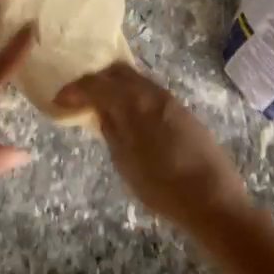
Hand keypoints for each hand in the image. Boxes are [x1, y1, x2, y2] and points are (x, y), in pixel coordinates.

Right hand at [55, 63, 252, 235]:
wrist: (215, 201)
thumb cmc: (164, 186)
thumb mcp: (126, 163)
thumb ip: (111, 131)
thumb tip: (103, 113)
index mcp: (133, 101)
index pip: (95, 84)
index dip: (74, 90)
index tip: (58, 100)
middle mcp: (151, 92)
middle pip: (116, 72)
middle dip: (95, 81)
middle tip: (80, 98)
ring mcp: (170, 100)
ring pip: (135, 80)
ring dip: (115, 88)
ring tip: (102, 107)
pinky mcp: (182, 112)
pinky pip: (149, 93)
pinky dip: (132, 97)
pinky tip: (129, 117)